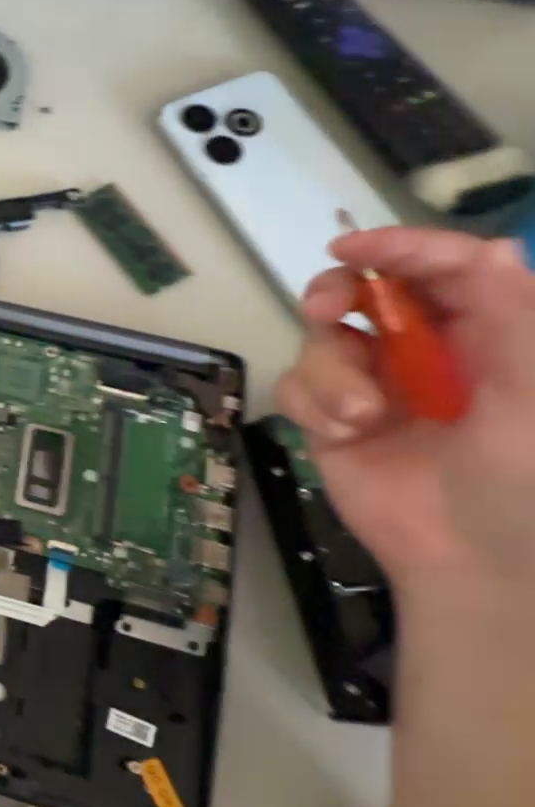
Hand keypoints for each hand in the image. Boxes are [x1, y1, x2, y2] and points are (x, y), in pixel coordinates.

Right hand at [276, 227, 534, 605]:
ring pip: (319, 342)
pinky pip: (295, 386)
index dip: (399, 248)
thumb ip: (513, 316)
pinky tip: (344, 435)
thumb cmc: (526, 479)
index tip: (349, 248)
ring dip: (333, 377)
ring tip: (361, 419)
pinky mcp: (328, 415)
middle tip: (327, 311)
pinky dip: (313, 407)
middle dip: (334, 295)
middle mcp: (426, 348)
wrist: (471, 559)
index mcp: (490, 331)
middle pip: (362, 290)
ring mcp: (372, 382)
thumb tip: (480, 248)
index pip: (444, 268)